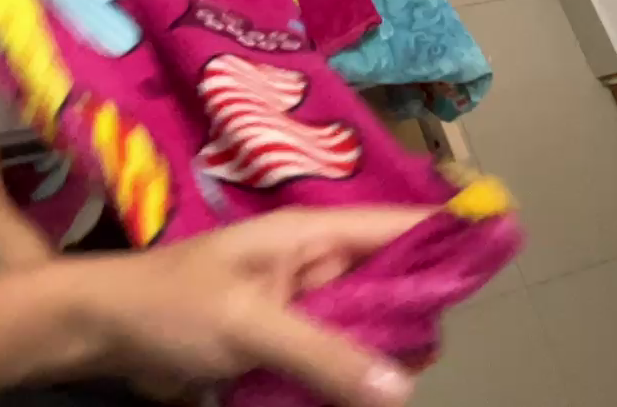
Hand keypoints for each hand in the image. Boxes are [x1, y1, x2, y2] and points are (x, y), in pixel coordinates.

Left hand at [77, 206, 432, 406]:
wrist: (113, 329)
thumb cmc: (174, 306)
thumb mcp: (246, 323)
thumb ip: (321, 352)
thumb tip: (405, 388)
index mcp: (305, 236)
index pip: (390, 226)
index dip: (444, 231)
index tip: (503, 235)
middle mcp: (312, 264)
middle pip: (391, 282)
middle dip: (417, 316)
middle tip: (421, 358)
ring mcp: (301, 305)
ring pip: (371, 328)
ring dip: (386, 357)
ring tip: (389, 385)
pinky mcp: (287, 342)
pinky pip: (341, 360)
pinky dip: (356, 379)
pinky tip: (364, 398)